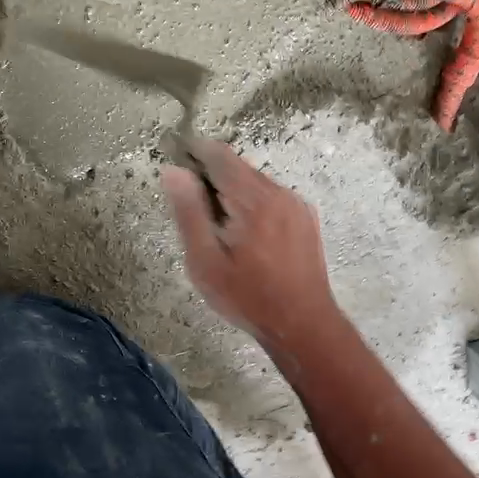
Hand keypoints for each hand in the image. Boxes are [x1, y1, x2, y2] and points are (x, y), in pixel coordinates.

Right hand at [161, 140, 333, 347]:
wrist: (304, 327)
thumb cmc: (248, 297)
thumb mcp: (205, 261)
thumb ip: (189, 212)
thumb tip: (173, 171)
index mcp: (254, 200)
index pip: (220, 156)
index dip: (194, 150)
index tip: (174, 153)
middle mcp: (279, 193)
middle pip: (238, 167)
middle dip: (211, 175)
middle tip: (190, 202)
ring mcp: (296, 204)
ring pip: (254, 181)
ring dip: (231, 190)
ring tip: (216, 222)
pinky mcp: (305, 218)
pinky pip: (270, 196)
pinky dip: (251, 201)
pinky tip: (243, 232)